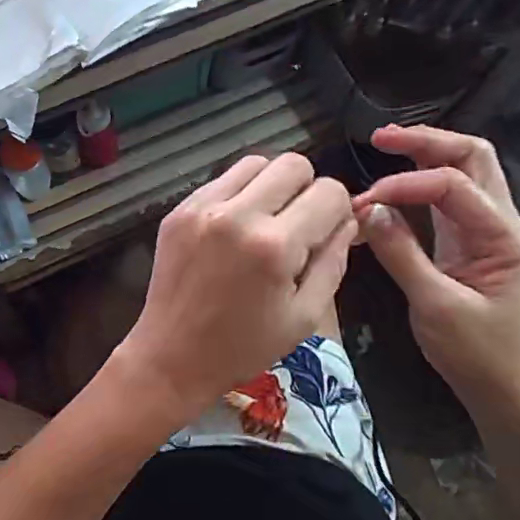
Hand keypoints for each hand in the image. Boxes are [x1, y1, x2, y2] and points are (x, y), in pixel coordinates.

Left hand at [117, 153, 356, 421]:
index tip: (327, 232)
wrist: (172, 357)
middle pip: (294, 163)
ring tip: (266, 221)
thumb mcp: (306, 316)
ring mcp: (203, 208)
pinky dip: (239, 194)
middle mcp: (238, 215)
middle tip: (297, 224)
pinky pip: (222, 179)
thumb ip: (334, 260)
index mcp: (275, 246)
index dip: (338, 211)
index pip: (329, 192)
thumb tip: (347, 220)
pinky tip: (235, 227)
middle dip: (307, 189)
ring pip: (256, 162)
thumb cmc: (244, 346)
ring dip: (271, 185)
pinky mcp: (179, 210)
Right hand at [353, 125, 519, 411]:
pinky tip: (397, 179)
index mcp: (506, 237)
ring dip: (427, 154)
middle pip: (474, 157)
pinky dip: (424, 182)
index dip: (405, 184)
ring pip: (467, 170)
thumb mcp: (433, 305)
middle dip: (427, 141)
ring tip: (385, 145)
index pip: (453, 186)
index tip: (364, 201)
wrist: (502, 388)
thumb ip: (400, 252)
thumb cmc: (475, 353)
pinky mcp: (475, 240)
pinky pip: (452, 197)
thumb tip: (367, 210)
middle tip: (381, 138)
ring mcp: (493, 230)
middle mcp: (506, 223)